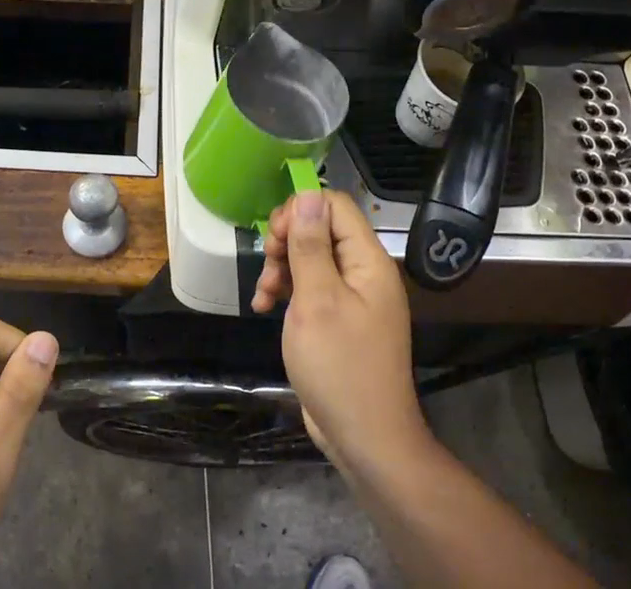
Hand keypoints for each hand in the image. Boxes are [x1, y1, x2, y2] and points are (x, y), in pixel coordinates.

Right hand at [251, 191, 425, 469]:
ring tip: (263, 295)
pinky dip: (286, 293)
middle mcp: (364, 273)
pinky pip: (310, 289)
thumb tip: (308, 195)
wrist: (365, 436)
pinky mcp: (339, 320)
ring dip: (280, 268)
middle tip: (268, 266)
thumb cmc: (340, 365)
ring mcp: (352, 298)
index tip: (275, 239)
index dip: (300, 211)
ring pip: (310, 259)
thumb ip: (311, 246)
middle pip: (320, 230)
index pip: (335, 206)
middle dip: (286, 242)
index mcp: (368, 261)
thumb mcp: (317, 301)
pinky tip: (263, 309)